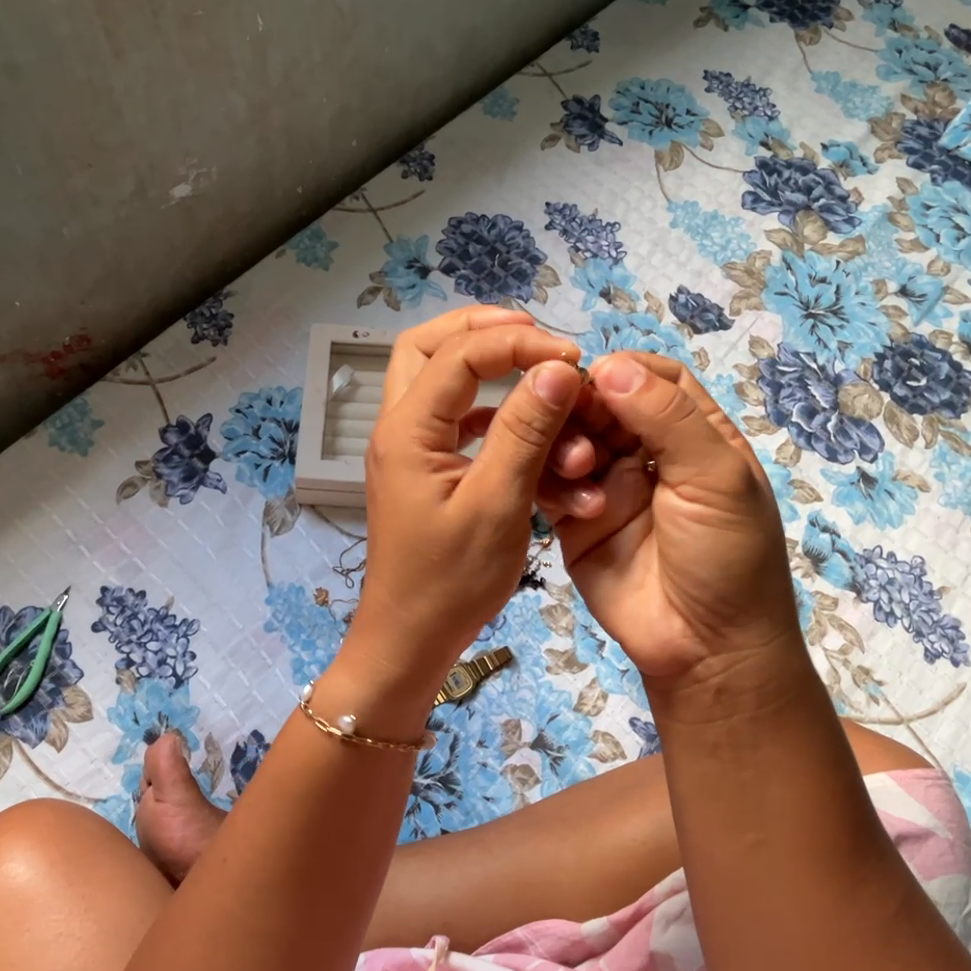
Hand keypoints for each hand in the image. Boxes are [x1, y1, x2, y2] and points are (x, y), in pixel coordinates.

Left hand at [351, 309, 585, 680]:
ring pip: (436, 381)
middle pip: (426, 347)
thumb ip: (525, 432)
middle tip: (532, 331)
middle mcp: (399, 429)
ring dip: (482, 365)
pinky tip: (523, 423)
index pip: (459, 354)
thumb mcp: (497, 504)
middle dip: (480, 331)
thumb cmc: (451, 581)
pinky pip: (450, 421)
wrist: (410, 640)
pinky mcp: (422, 473)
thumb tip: (557, 367)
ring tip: (534, 364)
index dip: (518, 344)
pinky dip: (485, 409)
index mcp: (408, 430)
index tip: (571, 357)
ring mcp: (407, 452)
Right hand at [554, 352, 801, 688]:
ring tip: (577, 468)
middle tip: (570, 420)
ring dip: (566, 446)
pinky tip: (573, 503)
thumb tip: (609, 365)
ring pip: (570, 442)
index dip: (622, 371)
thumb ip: (668, 419)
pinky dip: (552, 484)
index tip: (591, 378)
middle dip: (584, 408)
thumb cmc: (728, 558)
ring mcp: (607, 487)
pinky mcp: (575, 522)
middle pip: (602, 406)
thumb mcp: (716, 479)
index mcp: (694, 435)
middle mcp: (647, 454)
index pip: (654, 379)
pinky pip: (550, 486)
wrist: (704, 650)